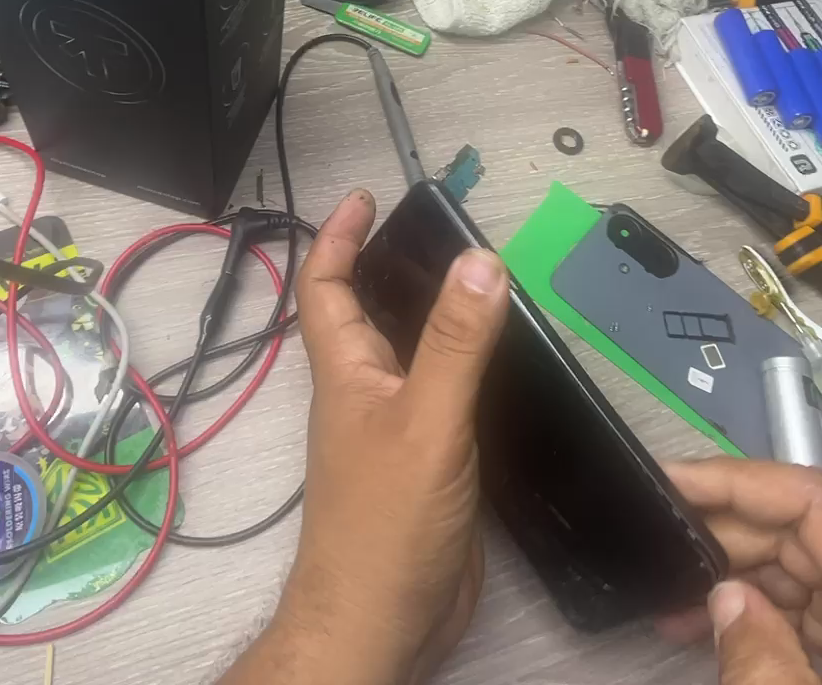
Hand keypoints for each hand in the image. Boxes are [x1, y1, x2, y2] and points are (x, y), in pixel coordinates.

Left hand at [221, 189, 509, 684]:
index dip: (338, 237)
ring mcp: (392, 423)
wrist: (385, 622)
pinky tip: (494, 359)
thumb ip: (456, 343)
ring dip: (428, 310)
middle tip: (431, 232)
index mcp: (347, 369)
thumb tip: (480, 261)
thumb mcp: (427, 420)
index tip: (364, 198)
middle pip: (365, 310)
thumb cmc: (387, 520)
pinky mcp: (424, 455)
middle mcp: (364, 388)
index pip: (326, 286)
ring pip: (406, 349)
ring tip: (472, 279)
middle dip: (385, 264)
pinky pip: (438, 389)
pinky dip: (459, 360)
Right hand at [659, 457, 821, 684]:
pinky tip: (722, 624)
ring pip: (811, 562)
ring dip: (743, 578)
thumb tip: (726, 596)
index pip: (816, 504)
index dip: (733, 482)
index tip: (668, 481)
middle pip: (808, 531)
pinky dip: (775, 610)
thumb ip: (760, 663)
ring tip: (677, 604)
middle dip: (728, 541)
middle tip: (661, 556)